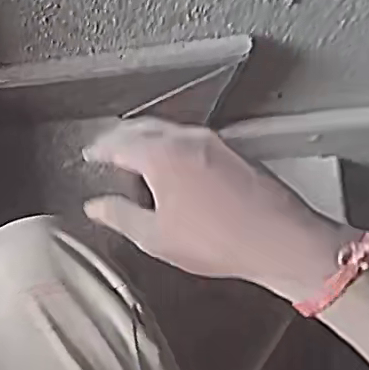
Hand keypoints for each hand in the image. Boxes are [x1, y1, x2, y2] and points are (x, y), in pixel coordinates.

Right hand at [82, 119, 348, 301]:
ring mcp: (215, 144)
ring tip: (135, 158)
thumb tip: (96, 207)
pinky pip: (192, 142)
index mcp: (162, 156)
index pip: (119, 143)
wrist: (278, 241)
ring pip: (171, 132)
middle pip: (145, 128)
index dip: (99, 149)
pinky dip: (172, 149)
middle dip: (121, 137)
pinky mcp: (234, 154)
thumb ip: (119, 216)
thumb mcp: (155, 237)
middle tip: (107, 149)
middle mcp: (189, 141)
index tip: (90, 154)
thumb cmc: (220, 241)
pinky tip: (172, 170)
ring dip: (148, 140)